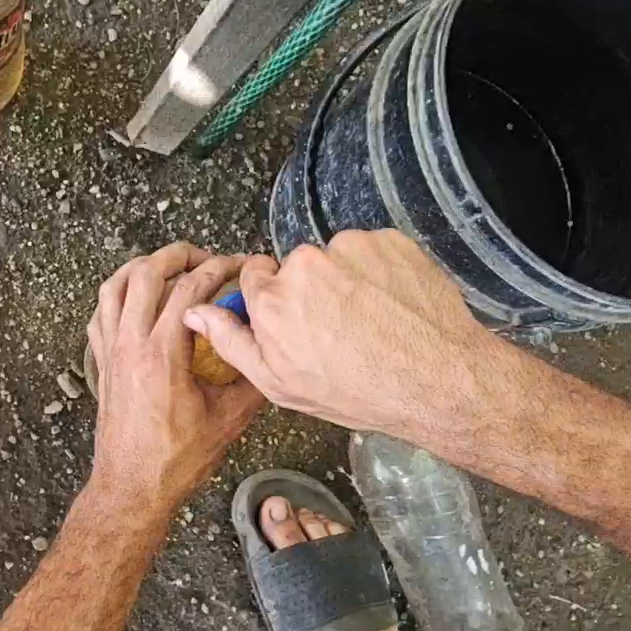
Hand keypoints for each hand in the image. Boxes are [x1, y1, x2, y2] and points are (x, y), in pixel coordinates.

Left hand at [87, 243, 266, 513]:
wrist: (131, 487)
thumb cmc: (175, 460)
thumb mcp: (228, 420)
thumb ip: (252, 380)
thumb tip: (270, 352)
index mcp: (162, 354)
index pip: (190, 290)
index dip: (220, 267)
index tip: (239, 264)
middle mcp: (130, 344)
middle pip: (146, 273)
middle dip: (178, 255)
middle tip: (205, 257)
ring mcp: (110, 351)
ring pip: (115, 285)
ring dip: (143, 267)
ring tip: (170, 267)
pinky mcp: (101, 361)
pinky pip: (101, 311)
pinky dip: (119, 293)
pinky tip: (138, 298)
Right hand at [183, 229, 549, 443]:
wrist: (436, 380)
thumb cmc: (355, 391)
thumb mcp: (279, 383)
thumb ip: (231, 341)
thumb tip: (194, 311)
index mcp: (272, 298)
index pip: (255, 274)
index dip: (273, 299)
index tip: (294, 318)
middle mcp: (305, 263)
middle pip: (296, 266)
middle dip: (310, 289)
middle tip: (339, 327)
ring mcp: (350, 247)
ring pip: (335, 256)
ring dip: (347, 278)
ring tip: (372, 319)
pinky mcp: (388, 240)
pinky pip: (371, 249)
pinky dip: (379, 270)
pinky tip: (392, 304)